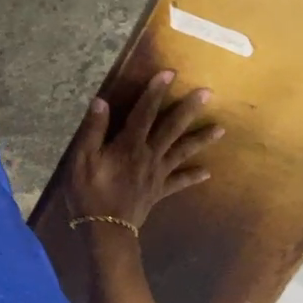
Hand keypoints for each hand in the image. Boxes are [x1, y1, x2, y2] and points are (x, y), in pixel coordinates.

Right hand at [67, 71, 223, 230]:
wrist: (105, 228)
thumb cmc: (89, 191)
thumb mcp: (82, 157)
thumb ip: (94, 129)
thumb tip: (101, 101)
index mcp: (129, 144)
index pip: (144, 112)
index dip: (155, 92)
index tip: (169, 73)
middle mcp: (149, 154)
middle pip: (171, 128)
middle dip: (188, 109)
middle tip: (207, 93)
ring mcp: (157, 174)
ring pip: (182, 151)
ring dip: (201, 139)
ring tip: (220, 128)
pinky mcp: (159, 190)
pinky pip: (179, 181)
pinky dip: (193, 176)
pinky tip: (207, 171)